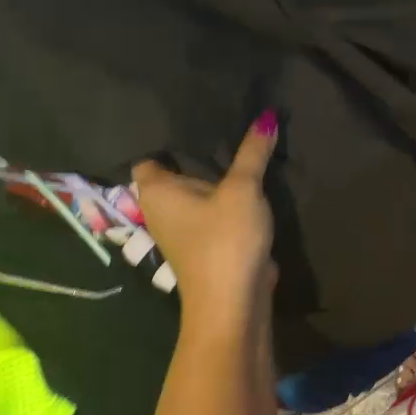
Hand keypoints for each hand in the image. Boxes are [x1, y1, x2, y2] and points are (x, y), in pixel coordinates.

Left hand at [133, 111, 277, 329]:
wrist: (233, 299)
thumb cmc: (224, 238)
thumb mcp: (243, 188)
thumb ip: (253, 152)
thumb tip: (267, 115)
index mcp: (156, 193)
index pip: (148, 159)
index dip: (164, 141)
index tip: (189, 118)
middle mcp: (162, 209)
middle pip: (175, 173)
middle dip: (196, 153)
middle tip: (223, 120)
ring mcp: (184, 228)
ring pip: (196, 192)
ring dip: (215, 175)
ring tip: (240, 143)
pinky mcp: (207, 241)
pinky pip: (213, 208)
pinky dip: (226, 196)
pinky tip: (250, 180)